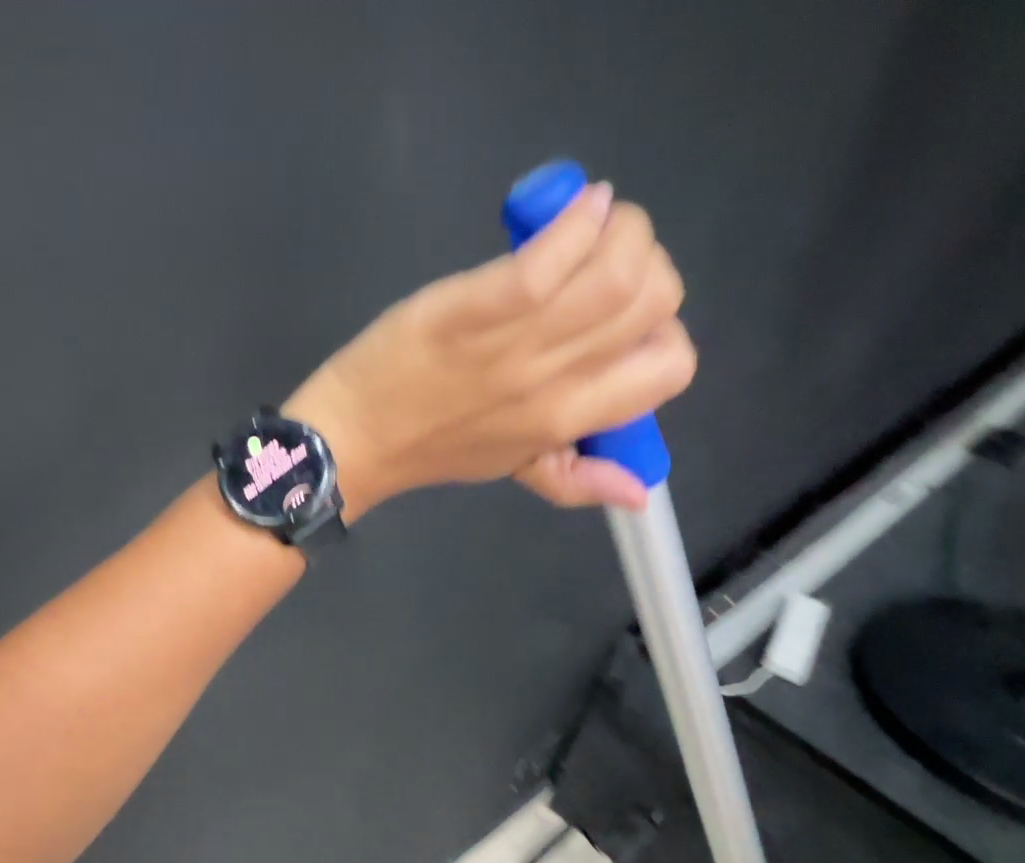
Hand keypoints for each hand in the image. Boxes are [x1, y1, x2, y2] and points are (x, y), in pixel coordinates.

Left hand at [282, 181, 693, 519]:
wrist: (355, 436)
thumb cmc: (432, 445)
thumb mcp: (512, 468)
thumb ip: (576, 477)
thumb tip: (640, 495)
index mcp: (570, 420)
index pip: (670, 367)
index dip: (663, 329)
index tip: (625, 314)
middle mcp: (556, 381)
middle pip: (654, 302)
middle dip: (649, 264)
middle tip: (607, 255)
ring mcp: (516, 343)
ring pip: (617, 272)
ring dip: (624, 229)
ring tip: (595, 218)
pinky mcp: (473, 308)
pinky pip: (548, 260)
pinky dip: (577, 221)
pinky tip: (577, 205)